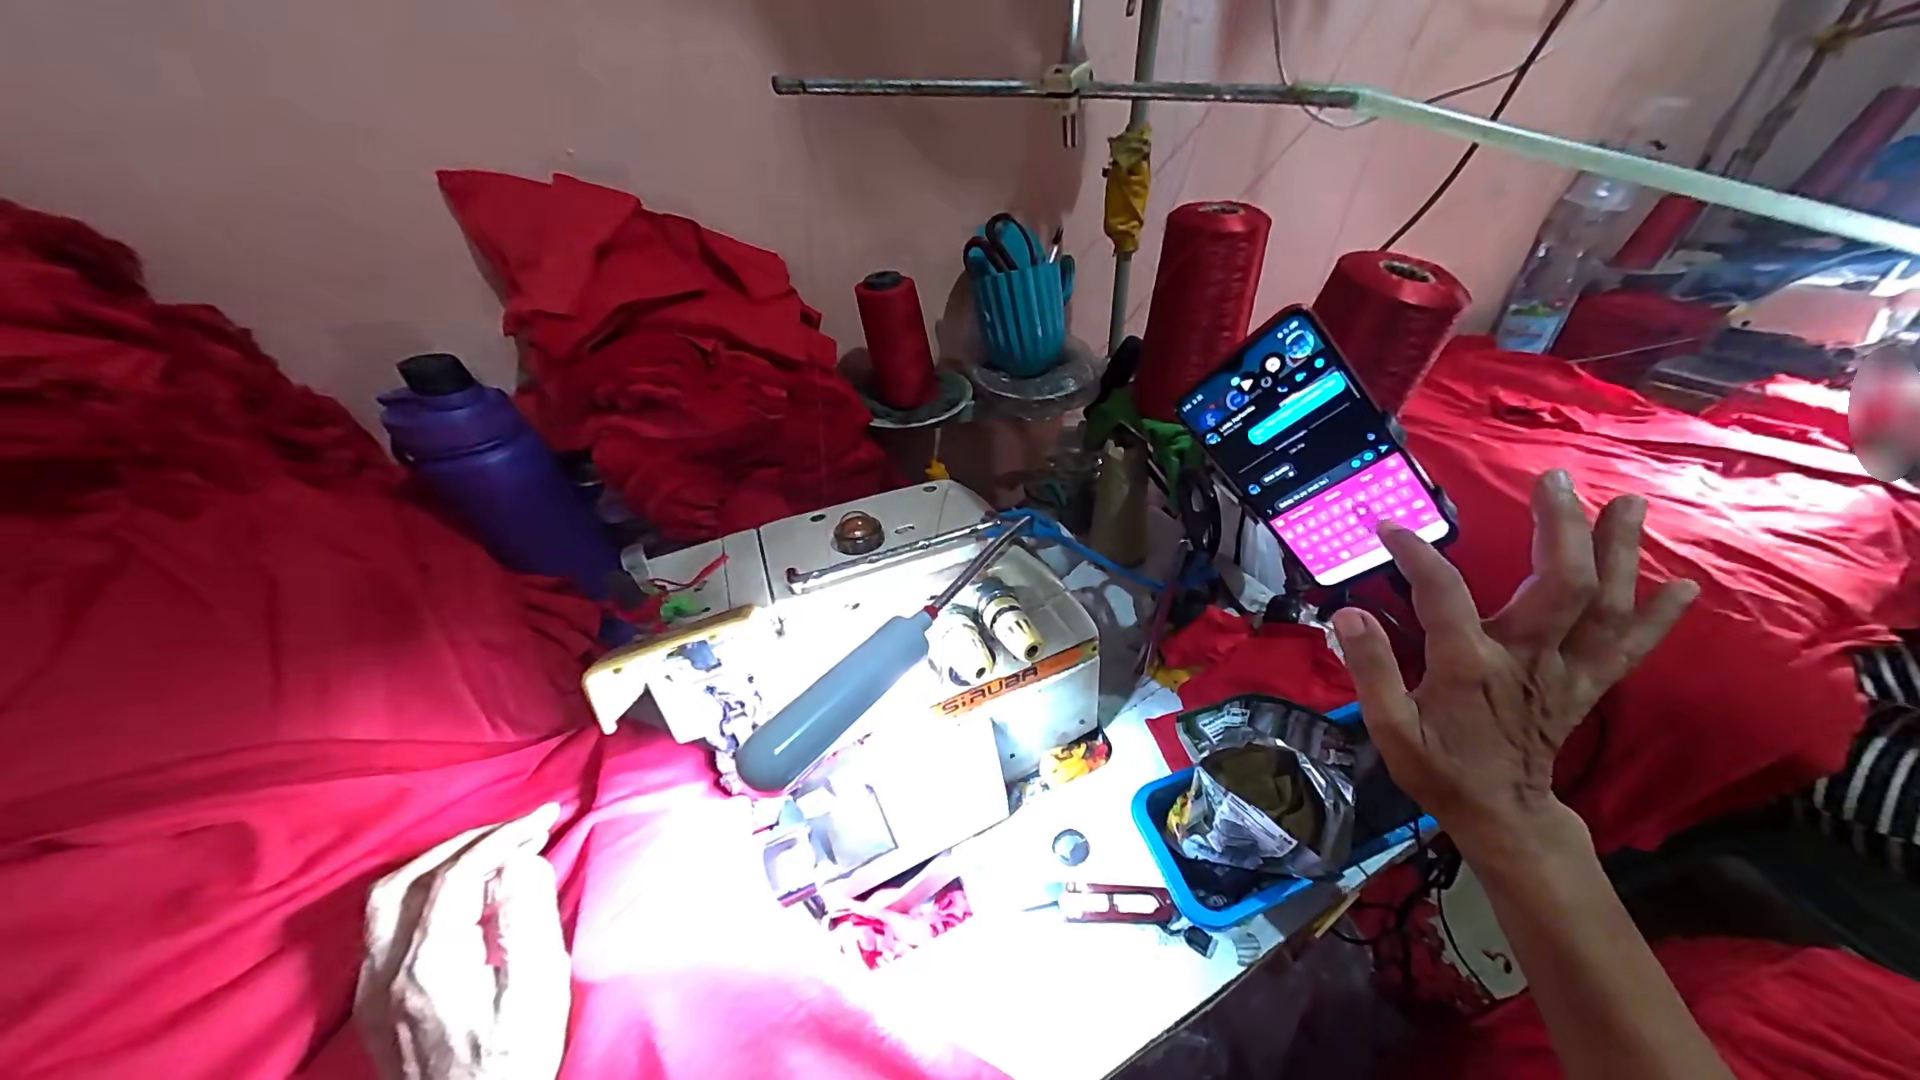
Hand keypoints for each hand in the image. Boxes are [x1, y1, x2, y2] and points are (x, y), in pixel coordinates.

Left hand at [356, 805, 571, 1079]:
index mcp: (430, 966)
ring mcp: (371, 991)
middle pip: (411, 878)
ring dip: (443, 859)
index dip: (504, 835)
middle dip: (471, 839)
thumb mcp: (538, 987)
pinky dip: (428, 886)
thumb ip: (527, 918)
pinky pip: (386, 922)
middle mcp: (386, 974)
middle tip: (522, 829)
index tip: (546, 817)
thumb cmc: (515, 1058)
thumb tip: (520, 861)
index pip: (459, 873)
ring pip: (388, 898)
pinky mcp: (373, 1003)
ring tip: (494, 849)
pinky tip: (465, 891)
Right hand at [1331, 470, 1697, 854]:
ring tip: (1626, 504)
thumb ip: (1369, 669)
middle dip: (1560, 528)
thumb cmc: (1438, 768)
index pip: (1443, 594)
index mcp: (1470, 667)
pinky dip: (1656, 615)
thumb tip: (1349, 613)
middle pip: (1559, 585)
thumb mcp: (1389, 728)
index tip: (1389, 527)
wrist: (1499, 813)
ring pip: (1603, 604)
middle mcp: (1527, 659)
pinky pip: (1629, 645)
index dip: (1416, 554)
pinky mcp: (1586, 685)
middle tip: (1552, 482)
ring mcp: (1565, 671)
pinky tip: (1679, 585)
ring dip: (1618, 552)